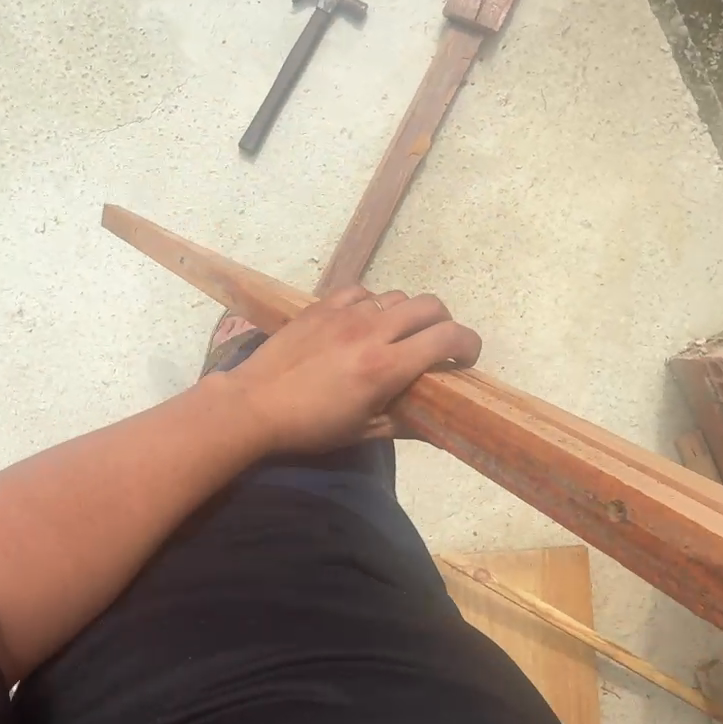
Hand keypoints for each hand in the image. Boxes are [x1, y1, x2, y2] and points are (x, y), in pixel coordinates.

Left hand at [215, 286, 482, 454]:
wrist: (253, 406)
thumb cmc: (309, 427)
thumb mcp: (362, 432)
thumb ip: (406, 423)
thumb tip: (441, 428)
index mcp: (386, 367)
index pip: (447, 337)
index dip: (469, 344)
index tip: (467, 359)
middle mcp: (371, 332)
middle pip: (429, 305)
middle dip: (443, 323)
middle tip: (436, 345)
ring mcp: (344, 315)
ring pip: (395, 296)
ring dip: (406, 314)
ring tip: (395, 335)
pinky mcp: (320, 307)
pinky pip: (360, 291)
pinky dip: (372, 303)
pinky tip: (363, 321)